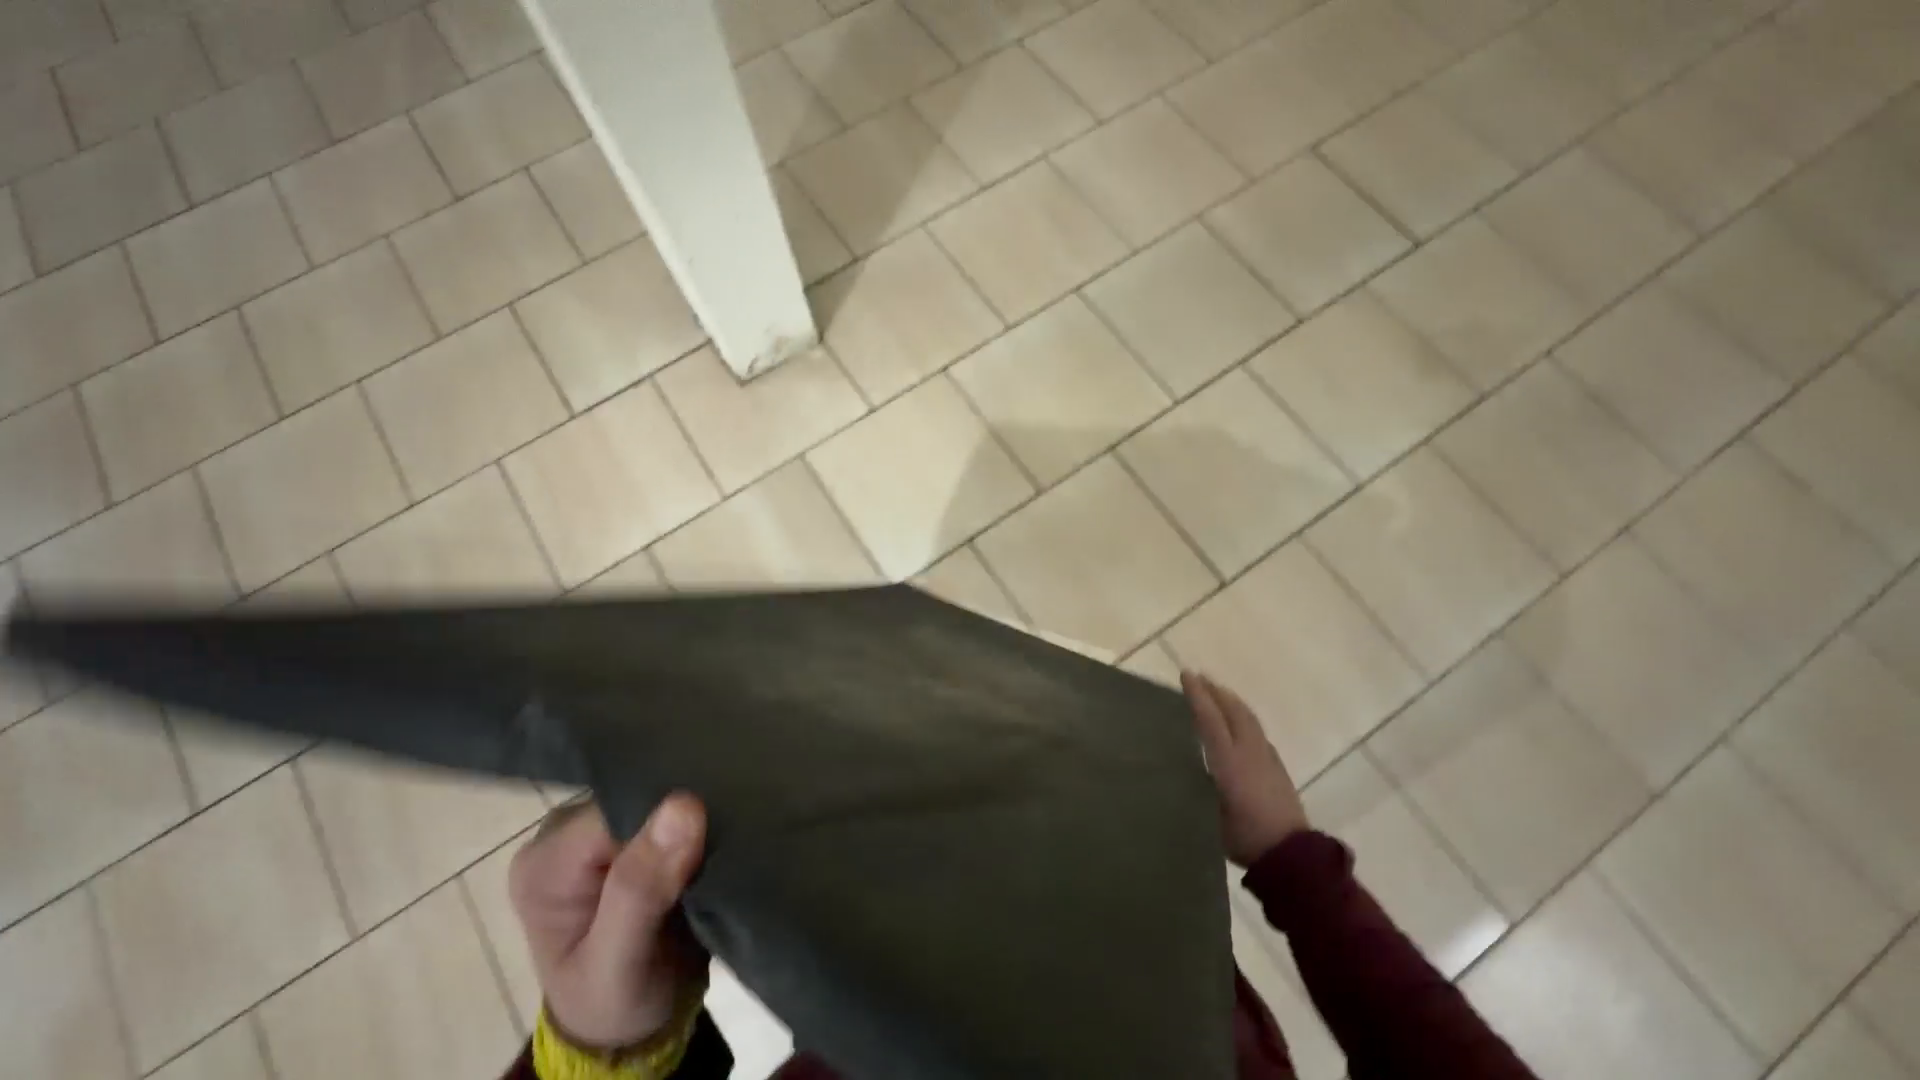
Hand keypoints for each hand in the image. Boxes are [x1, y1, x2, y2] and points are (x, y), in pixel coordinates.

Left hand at [510, 794, 707, 1048]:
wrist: (628, 1031)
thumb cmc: (615, 1002)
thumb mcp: (621, 961)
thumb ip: (642, 888)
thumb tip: (685, 804)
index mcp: (543, 864)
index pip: (615, 812)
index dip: (663, 822)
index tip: (705, 850)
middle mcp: (564, 836)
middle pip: (636, 798)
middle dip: (681, 818)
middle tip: (721, 848)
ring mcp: (598, 834)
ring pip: (657, 799)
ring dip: (694, 821)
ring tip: (723, 847)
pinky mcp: (629, 837)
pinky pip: (669, 813)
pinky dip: (697, 828)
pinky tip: (717, 845)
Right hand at [1182, 672, 1308, 866]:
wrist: (1290, 854)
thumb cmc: (1244, 838)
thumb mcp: (1210, 814)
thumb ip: (1200, 786)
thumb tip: (1189, 768)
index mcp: (1229, 762)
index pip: (1211, 720)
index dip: (1198, 696)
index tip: (1186, 674)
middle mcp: (1249, 752)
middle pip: (1233, 712)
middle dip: (1216, 691)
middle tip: (1199, 677)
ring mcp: (1266, 758)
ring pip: (1248, 719)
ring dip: (1231, 702)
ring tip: (1218, 693)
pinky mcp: (1277, 767)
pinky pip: (1256, 731)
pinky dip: (1243, 718)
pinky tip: (1240, 724)